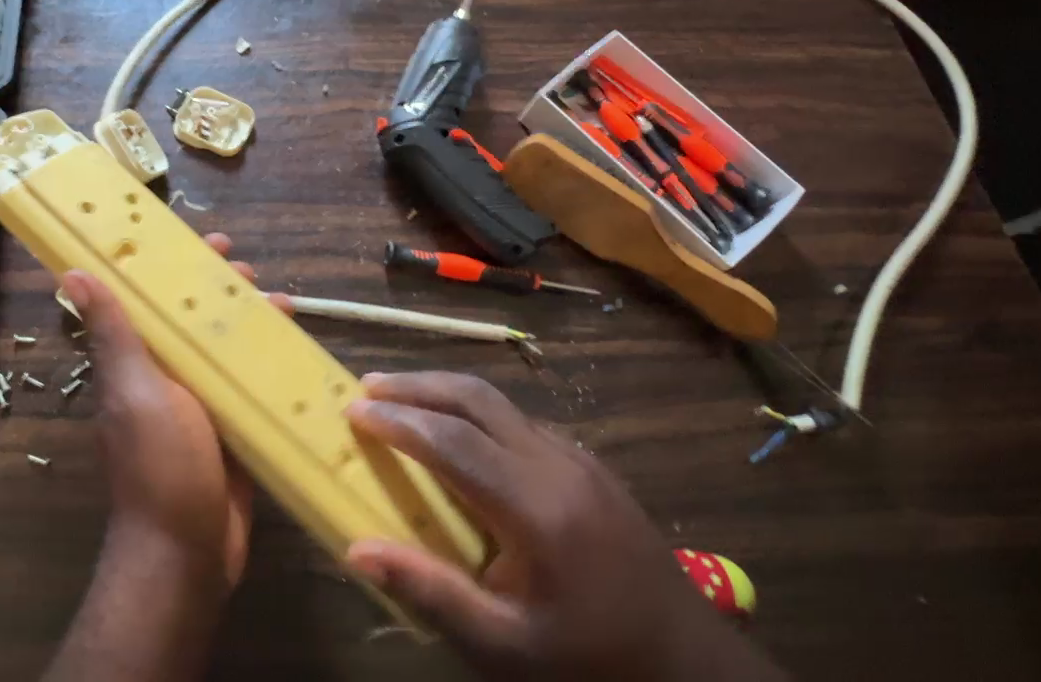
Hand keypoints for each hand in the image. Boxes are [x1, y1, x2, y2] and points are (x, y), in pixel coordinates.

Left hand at [61, 233, 292, 592]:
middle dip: (223, 291)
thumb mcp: (136, 391)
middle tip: (251, 271)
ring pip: (228, 350)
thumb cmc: (159, 465)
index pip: (154, 301)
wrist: (187, 551)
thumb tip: (72, 273)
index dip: (176, 267)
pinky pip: (253, 385)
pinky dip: (273, 363)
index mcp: (140, 365)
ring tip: (285, 303)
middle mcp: (169, 380)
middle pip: (196, 322)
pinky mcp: (235, 431)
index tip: (208, 242)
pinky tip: (300, 350)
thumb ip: (114, 334)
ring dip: (253, 323)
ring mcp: (205, 407)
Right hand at [344, 373, 785, 681]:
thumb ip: (432, 594)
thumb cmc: (588, 656)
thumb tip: (358, 550)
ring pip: (500, 402)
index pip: (454, 441)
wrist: (685, 660)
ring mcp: (578, 458)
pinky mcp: (588, 463)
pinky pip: (520, 421)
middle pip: (477, 398)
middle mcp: (557, 465)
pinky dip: (476, 412)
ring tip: (399, 400)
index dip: (400, 420)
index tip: (354, 410)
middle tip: (367, 388)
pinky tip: (456, 433)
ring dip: (445, 392)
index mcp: (536, 509)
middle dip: (417, 385)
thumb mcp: (505, 646)